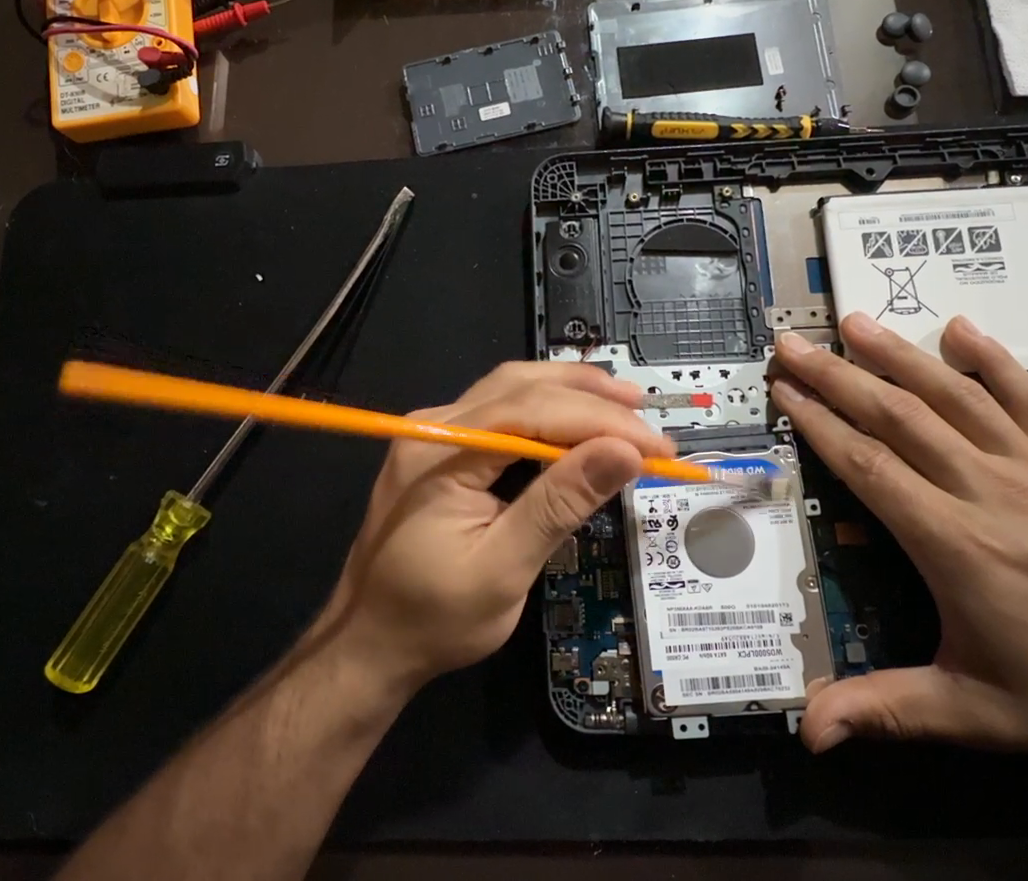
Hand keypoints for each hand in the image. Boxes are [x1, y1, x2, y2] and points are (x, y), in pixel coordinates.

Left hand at [317, 362, 671, 690]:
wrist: (370, 642)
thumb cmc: (433, 619)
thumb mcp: (503, 569)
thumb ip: (560, 504)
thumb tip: (625, 452)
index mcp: (440, 453)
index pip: (532, 410)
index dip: (600, 421)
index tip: (656, 448)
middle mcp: (434, 427)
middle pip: (521, 386)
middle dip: (592, 399)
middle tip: (651, 423)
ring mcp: (434, 434)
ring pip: (512, 389)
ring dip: (572, 394)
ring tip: (627, 407)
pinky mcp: (442, 449)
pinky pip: (501, 411)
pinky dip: (548, 412)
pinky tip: (580, 424)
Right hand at [772, 313, 1027, 760]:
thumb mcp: (976, 714)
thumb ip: (887, 711)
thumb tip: (808, 731)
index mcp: (954, 543)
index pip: (869, 466)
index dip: (819, 423)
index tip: (782, 391)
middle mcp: (987, 490)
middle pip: (899, 416)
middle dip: (837, 376)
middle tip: (791, 344)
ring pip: (955, 395)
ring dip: (899, 355)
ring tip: (854, 324)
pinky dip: (994, 360)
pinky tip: (961, 329)